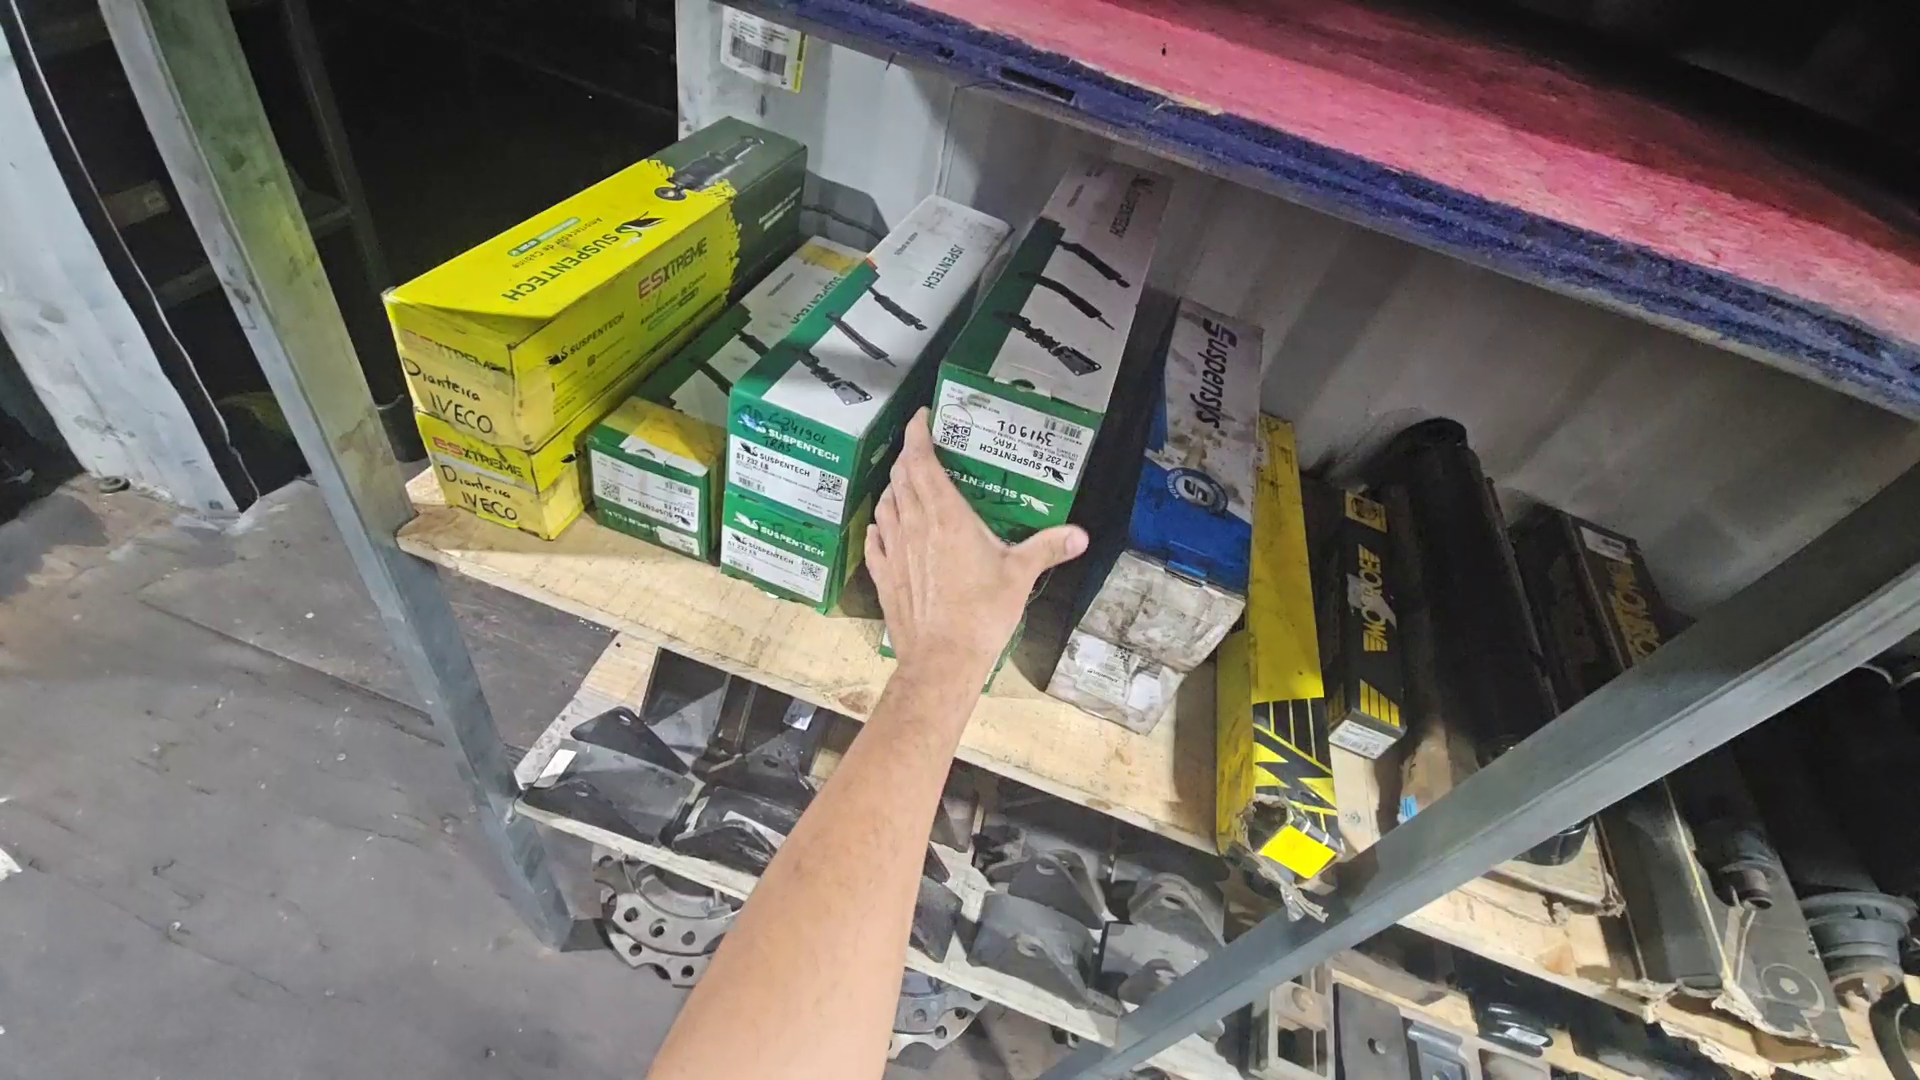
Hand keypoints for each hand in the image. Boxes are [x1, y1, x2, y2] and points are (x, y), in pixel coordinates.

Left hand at [867, 408, 1087, 678]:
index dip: (918, 433)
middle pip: (901, 477)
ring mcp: (894, 550)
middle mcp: (914, 525)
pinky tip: (883, 526)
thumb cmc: (982, 613)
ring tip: (906, 484)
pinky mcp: (884, 575)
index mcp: (946, 516)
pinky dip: (879, 525)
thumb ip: (1048, 548)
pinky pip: (875, 540)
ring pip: (886, 504)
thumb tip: (1080, 535)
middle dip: (908, 456)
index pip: (922, 461)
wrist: (942, 659)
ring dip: (894, 488)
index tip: (922, 417)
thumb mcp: (1020, 575)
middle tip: (923, 449)